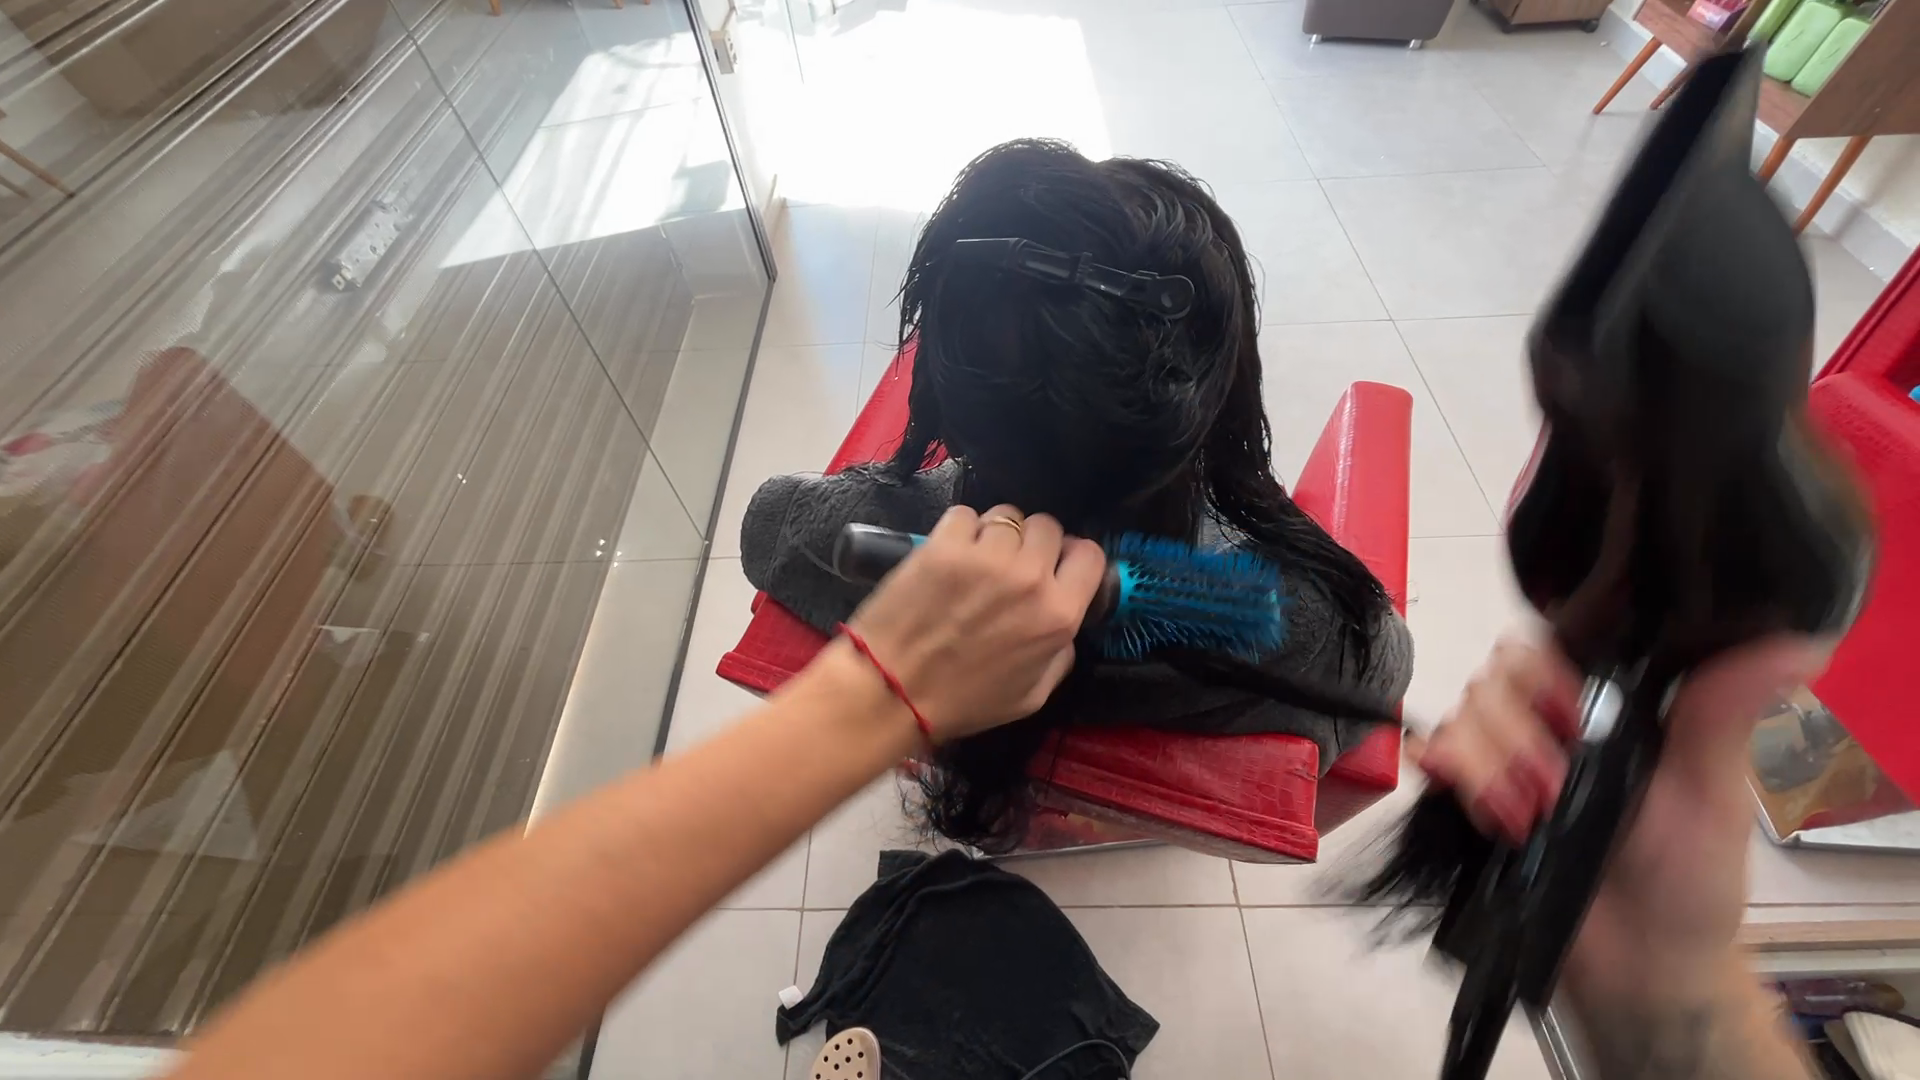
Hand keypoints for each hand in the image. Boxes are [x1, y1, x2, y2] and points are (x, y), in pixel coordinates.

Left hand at [844, 504, 1106, 740]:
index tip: (1056, 565)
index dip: (1073, 556)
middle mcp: (1029, 578)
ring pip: (1006, 516)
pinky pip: (965, 515)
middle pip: (1048, 526)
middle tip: (1011, 564)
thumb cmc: (961, 701)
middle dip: (1033, 542)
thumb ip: (1060, 654)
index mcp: (1058, 615)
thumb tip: (1064, 620)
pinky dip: (959, 530)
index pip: (1090, 553)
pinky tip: (948, 554)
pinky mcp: (944, 544)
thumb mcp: (1032, 696)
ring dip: (995, 534)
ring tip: (976, 558)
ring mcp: (985, 557)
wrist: (891, 690)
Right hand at [1415, 636, 1827, 995]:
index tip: (1569, 716)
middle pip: (1494, 680)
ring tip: (1527, 818)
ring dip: (1488, 768)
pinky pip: (1431, 752)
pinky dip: (1447, 771)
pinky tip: (1478, 805)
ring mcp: (1496, 754)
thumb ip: (1717, 717)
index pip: (1545, 649)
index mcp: (1600, 708)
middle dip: (1516, 734)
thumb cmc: (1684, 875)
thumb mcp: (1709, 794)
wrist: (1629, 957)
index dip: (1543, 671)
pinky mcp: (1461, 786)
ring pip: (1460, 716)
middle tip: (1553, 786)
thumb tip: (1793, 645)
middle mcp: (1540, 721)